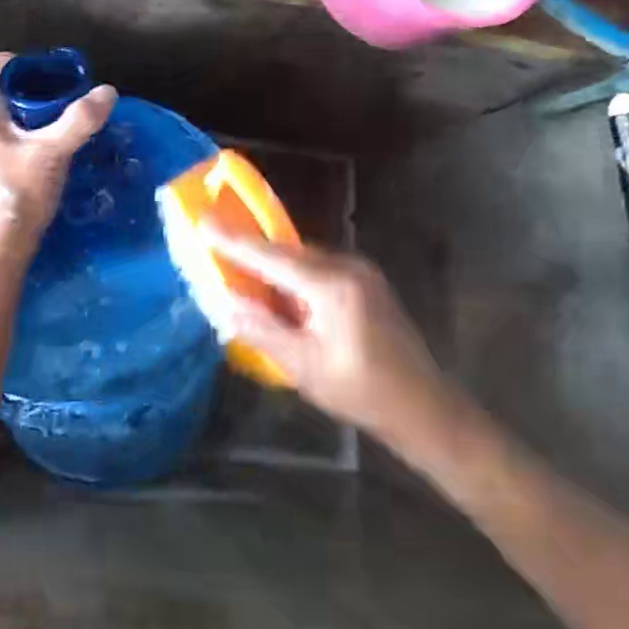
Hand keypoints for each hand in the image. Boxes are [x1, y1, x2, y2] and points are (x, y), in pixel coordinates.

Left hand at [0, 52, 116, 264]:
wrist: (2, 247)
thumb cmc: (18, 194)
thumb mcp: (52, 152)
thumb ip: (79, 121)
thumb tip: (108, 91)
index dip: (24, 60)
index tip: (55, 66)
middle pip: (10, 92)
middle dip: (40, 86)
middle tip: (73, 89)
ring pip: (18, 118)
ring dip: (43, 113)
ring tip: (74, 114)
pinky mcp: (2, 171)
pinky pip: (22, 140)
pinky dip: (41, 134)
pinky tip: (64, 145)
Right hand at [202, 229, 447, 435]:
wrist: (425, 407)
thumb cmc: (363, 392)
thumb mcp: (304, 367)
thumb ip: (262, 331)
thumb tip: (227, 303)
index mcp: (333, 287)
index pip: (272, 257)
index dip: (234, 241)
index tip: (204, 221)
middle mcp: (349, 268)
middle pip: (288, 253)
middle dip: (251, 252)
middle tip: (215, 248)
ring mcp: (361, 272)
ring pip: (303, 259)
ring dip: (273, 267)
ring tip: (242, 276)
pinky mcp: (366, 283)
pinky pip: (318, 269)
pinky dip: (293, 278)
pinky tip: (281, 296)